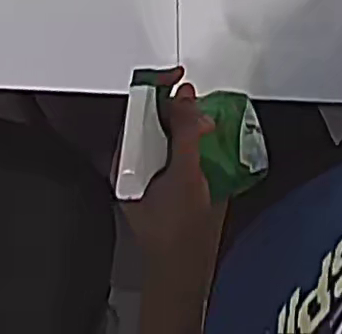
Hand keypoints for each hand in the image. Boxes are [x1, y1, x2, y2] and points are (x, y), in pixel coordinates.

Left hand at [119, 68, 225, 268]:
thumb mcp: (183, 173)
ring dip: (192, 118)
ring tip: (207, 117)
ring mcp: (159, 168)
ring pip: (173, 128)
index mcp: (128, 162)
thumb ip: (183, 133)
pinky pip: (186, 142)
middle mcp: (140, 162)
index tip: (176, 75)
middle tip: (197, 99)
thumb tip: (183, 98)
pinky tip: (213, 133)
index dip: (156, 90)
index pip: (137, 114)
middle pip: (156, 118)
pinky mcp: (178, 174)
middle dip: (179, 104)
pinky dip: (199, 132)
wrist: (188, 266)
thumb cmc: (177, 228)